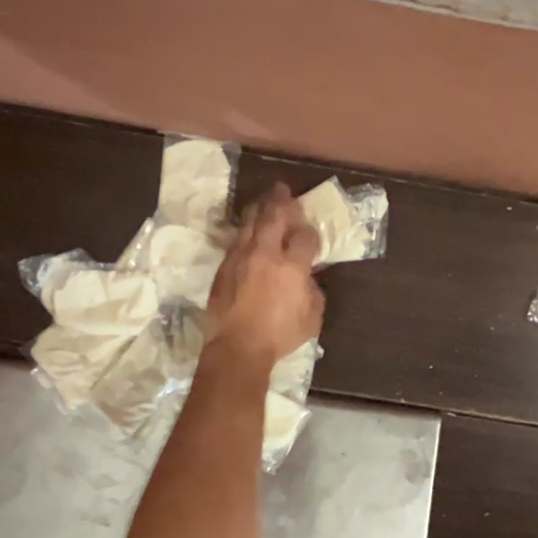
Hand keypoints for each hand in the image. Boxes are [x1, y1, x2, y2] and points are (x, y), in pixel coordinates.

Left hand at [204, 183, 323, 364]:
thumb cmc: (280, 335)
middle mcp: (266, 254)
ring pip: (250, 223)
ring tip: (265, 202)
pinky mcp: (224, 267)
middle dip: (282, 201)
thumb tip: (308, 280)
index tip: (311, 238)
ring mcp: (241, 258)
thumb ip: (313, 292)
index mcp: (292, 265)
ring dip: (259, 210)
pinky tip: (248, 231)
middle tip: (284, 190)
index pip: (305, 236)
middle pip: (273, 216)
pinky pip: (236, 240)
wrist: (237, 347)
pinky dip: (245, 231)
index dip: (311, 234)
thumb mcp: (312, 317)